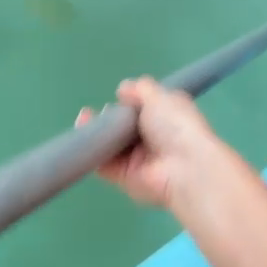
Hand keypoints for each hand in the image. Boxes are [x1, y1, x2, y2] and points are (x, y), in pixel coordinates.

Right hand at [77, 77, 229, 209]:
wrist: (183, 166)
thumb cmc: (176, 124)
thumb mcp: (160, 97)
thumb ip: (141, 89)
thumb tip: (123, 88)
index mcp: (168, 116)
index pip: (146, 107)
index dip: (131, 102)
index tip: (119, 96)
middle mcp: (154, 137)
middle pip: (127, 127)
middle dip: (111, 117)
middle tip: (97, 111)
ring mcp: (140, 159)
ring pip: (113, 145)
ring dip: (98, 132)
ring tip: (84, 119)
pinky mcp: (126, 178)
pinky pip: (106, 165)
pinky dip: (94, 153)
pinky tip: (82, 136)